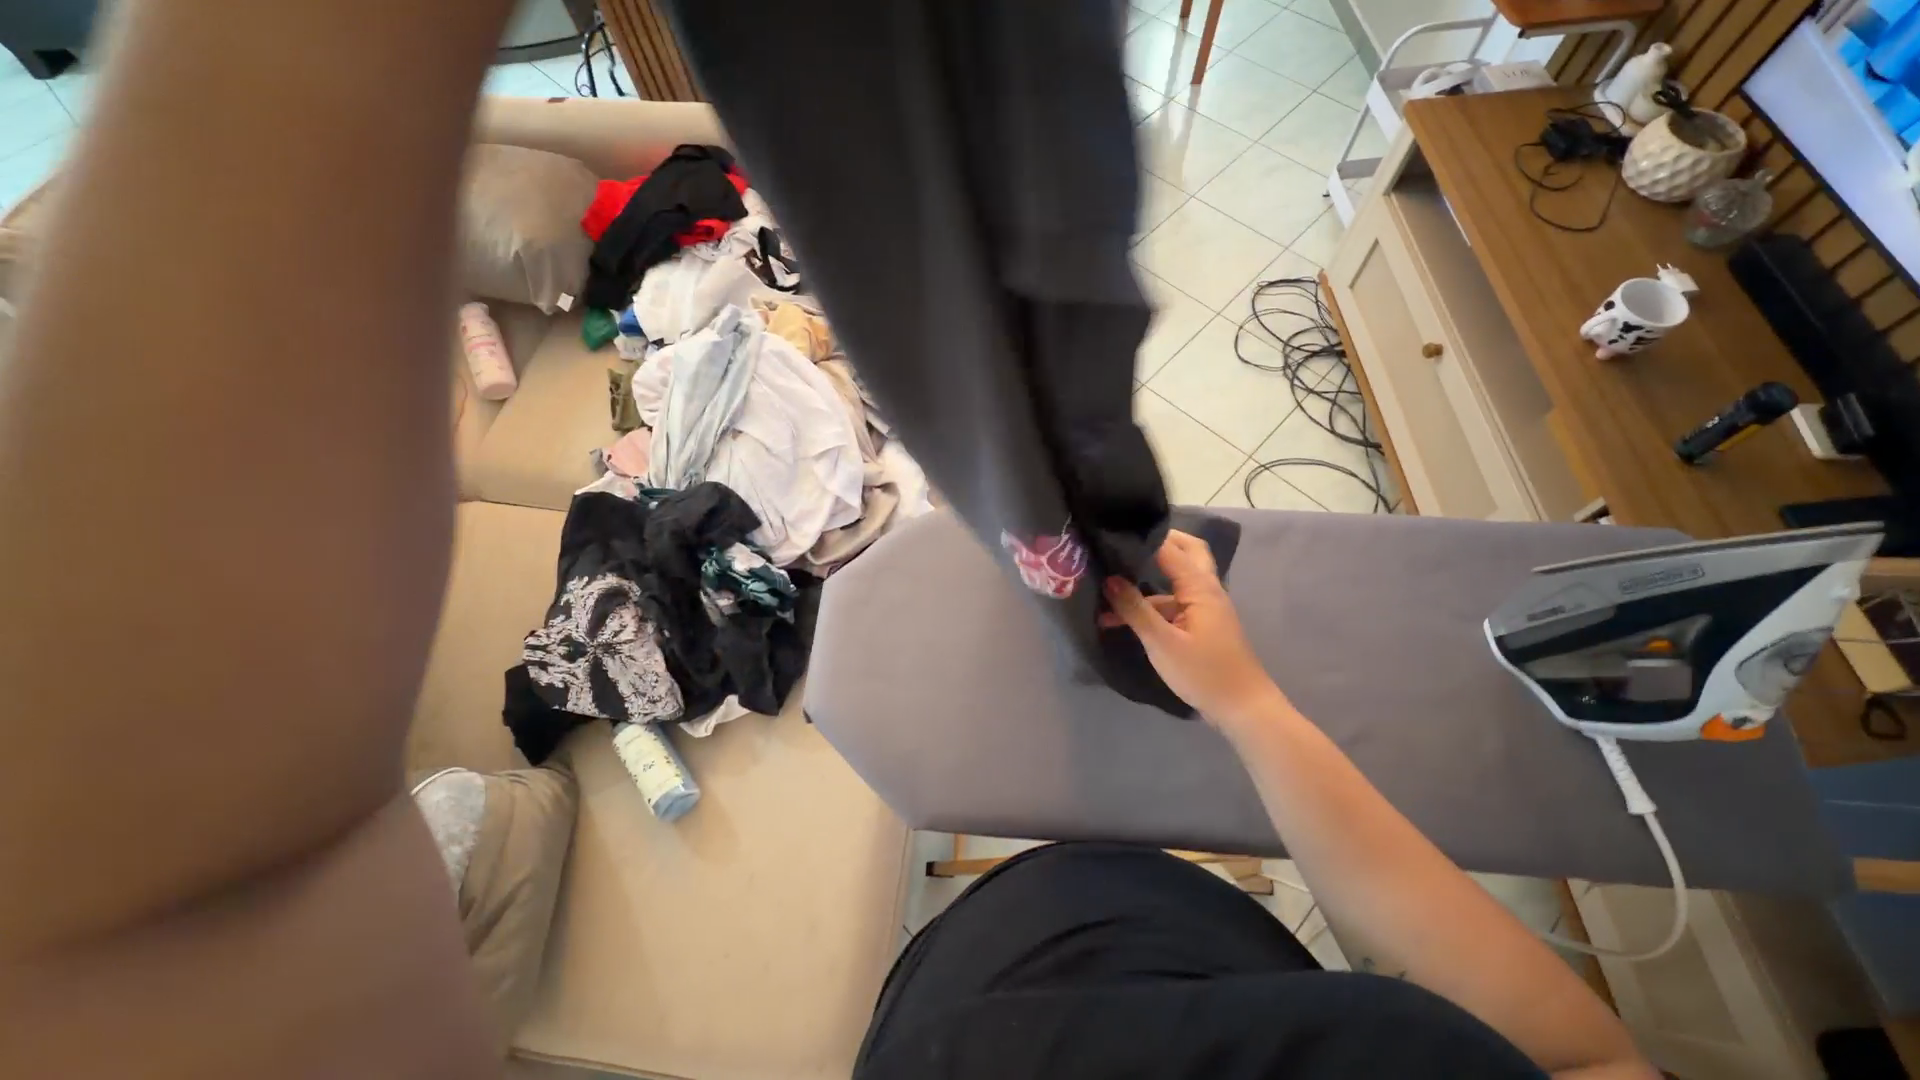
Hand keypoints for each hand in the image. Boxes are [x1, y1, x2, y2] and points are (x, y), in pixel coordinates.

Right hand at [1101, 530, 1284, 727]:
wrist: (1242, 708)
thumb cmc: (1204, 673)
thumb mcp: (1163, 642)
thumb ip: (1135, 609)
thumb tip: (1109, 579)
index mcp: (1200, 587)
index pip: (1168, 548)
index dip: (1141, 538)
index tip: (1110, 533)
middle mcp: (1206, 589)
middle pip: (1185, 553)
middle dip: (1157, 543)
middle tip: (1125, 541)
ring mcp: (1205, 608)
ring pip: (1175, 582)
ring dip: (1146, 581)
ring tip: (1108, 584)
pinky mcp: (1201, 626)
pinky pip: (1174, 604)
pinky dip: (1150, 605)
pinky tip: (1122, 618)